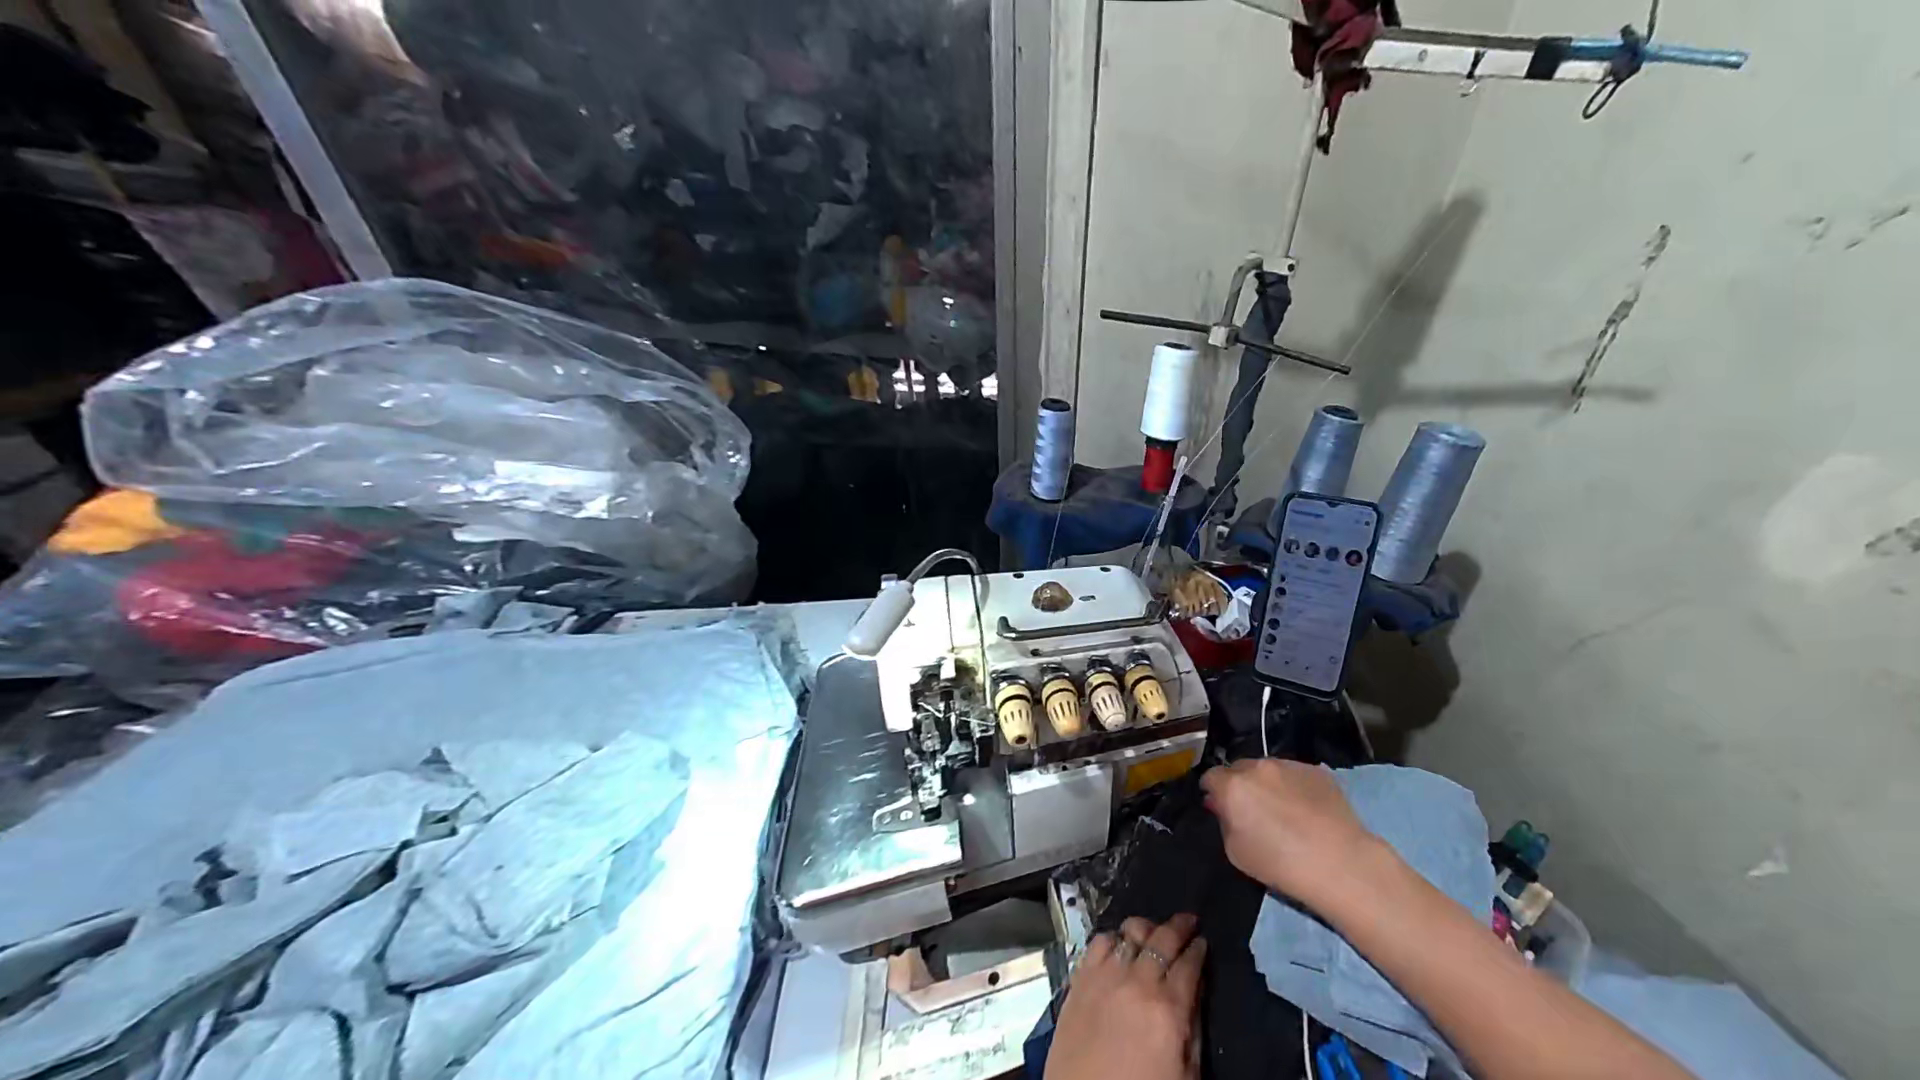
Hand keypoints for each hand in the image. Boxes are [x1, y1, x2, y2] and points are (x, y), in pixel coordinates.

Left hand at [1045, 914, 1205, 1079]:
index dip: (1199, 950)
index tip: (1203, 942)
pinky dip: (1113, 938)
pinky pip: (1098, 943)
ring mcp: (1105, 975)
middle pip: (1161, 939)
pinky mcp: (1080, 978)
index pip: (1189, 965)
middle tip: (1188, 920)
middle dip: (1179, 926)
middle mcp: (1137, 982)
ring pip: (1129, 933)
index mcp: (1168, 1009)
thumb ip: (1192, 1032)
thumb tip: (1195, 994)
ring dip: (1146, 928)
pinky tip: (1118, 944)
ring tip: (1154, 930)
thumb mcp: (1184, 1074)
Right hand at [1201, 759, 1378, 908]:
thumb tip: (1222, 806)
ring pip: (1268, 769)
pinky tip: (1308, 810)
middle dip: (1240, 785)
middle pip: (1239, 769)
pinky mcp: (1317, 771)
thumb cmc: (1281, 864)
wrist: (1342, 864)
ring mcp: (1289, 765)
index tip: (1221, 807)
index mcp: (1232, 785)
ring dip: (1267, 783)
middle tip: (1253, 811)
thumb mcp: (1235, 851)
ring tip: (1284, 810)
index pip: (1210, 777)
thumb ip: (1224, 822)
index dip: (1213, 792)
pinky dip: (1294, 787)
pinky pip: (1295, 774)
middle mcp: (1257, 767)